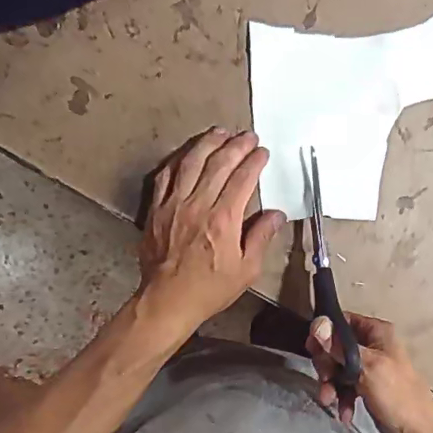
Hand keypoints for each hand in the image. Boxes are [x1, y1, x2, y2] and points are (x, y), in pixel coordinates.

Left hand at [138, 128, 285, 333]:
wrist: (167, 300)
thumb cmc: (209, 289)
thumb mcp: (246, 269)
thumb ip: (261, 237)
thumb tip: (276, 215)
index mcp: (224, 219)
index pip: (243, 178)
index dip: (255, 161)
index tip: (262, 152)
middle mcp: (198, 205)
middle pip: (219, 163)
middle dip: (236, 145)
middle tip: (247, 136)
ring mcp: (174, 204)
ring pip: (191, 162)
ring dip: (208, 143)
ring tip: (220, 133)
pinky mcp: (157, 209)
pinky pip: (166, 175)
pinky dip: (179, 159)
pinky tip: (188, 152)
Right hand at [306, 312, 432, 432]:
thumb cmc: (396, 394)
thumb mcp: (366, 367)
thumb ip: (339, 346)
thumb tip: (317, 323)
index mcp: (377, 332)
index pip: (343, 321)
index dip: (325, 333)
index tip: (312, 348)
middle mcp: (373, 344)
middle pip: (336, 346)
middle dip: (327, 365)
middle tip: (324, 379)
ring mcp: (370, 366)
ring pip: (338, 367)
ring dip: (331, 385)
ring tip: (329, 401)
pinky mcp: (367, 385)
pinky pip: (346, 385)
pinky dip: (342, 397)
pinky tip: (344, 413)